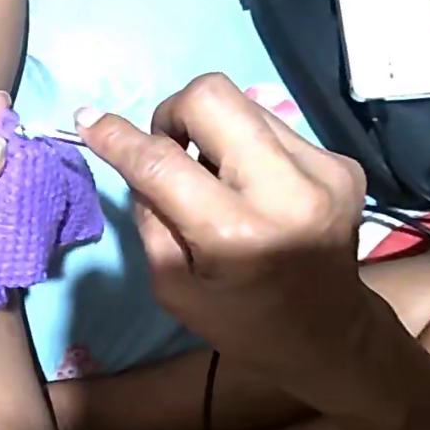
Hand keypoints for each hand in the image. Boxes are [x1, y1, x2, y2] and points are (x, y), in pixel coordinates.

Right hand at [76, 74, 392, 418]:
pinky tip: (248, 185)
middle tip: (168, 150)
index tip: (89, 121)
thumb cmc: (239, 322)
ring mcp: (323, 168)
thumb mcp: (172, 286)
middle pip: (212, 95)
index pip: (162, 163)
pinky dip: (242, 146)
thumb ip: (152, 219)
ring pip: (242, 103)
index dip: (117, 138)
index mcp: (235, 233)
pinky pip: (270, 126)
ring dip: (210, 131)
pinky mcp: (340, 161)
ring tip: (213, 176)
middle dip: (172, 113)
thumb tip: (139, 161)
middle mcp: (287, 188)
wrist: (329, 334)